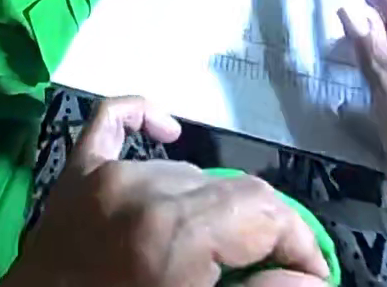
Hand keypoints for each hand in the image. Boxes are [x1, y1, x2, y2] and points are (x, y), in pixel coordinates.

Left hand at [2, 96, 330, 286]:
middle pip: (227, 188)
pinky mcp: (75, 172)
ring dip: (209, 206)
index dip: (298, 243)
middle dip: (259, 231)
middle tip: (267, 272)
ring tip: (214, 253)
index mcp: (173, 235)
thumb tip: (311, 278)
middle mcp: (139, 190)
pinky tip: (167, 129)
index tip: (309, 279)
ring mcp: (102, 175)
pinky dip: (142, 115)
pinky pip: (111, 120)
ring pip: (182, 170)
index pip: (260, 208)